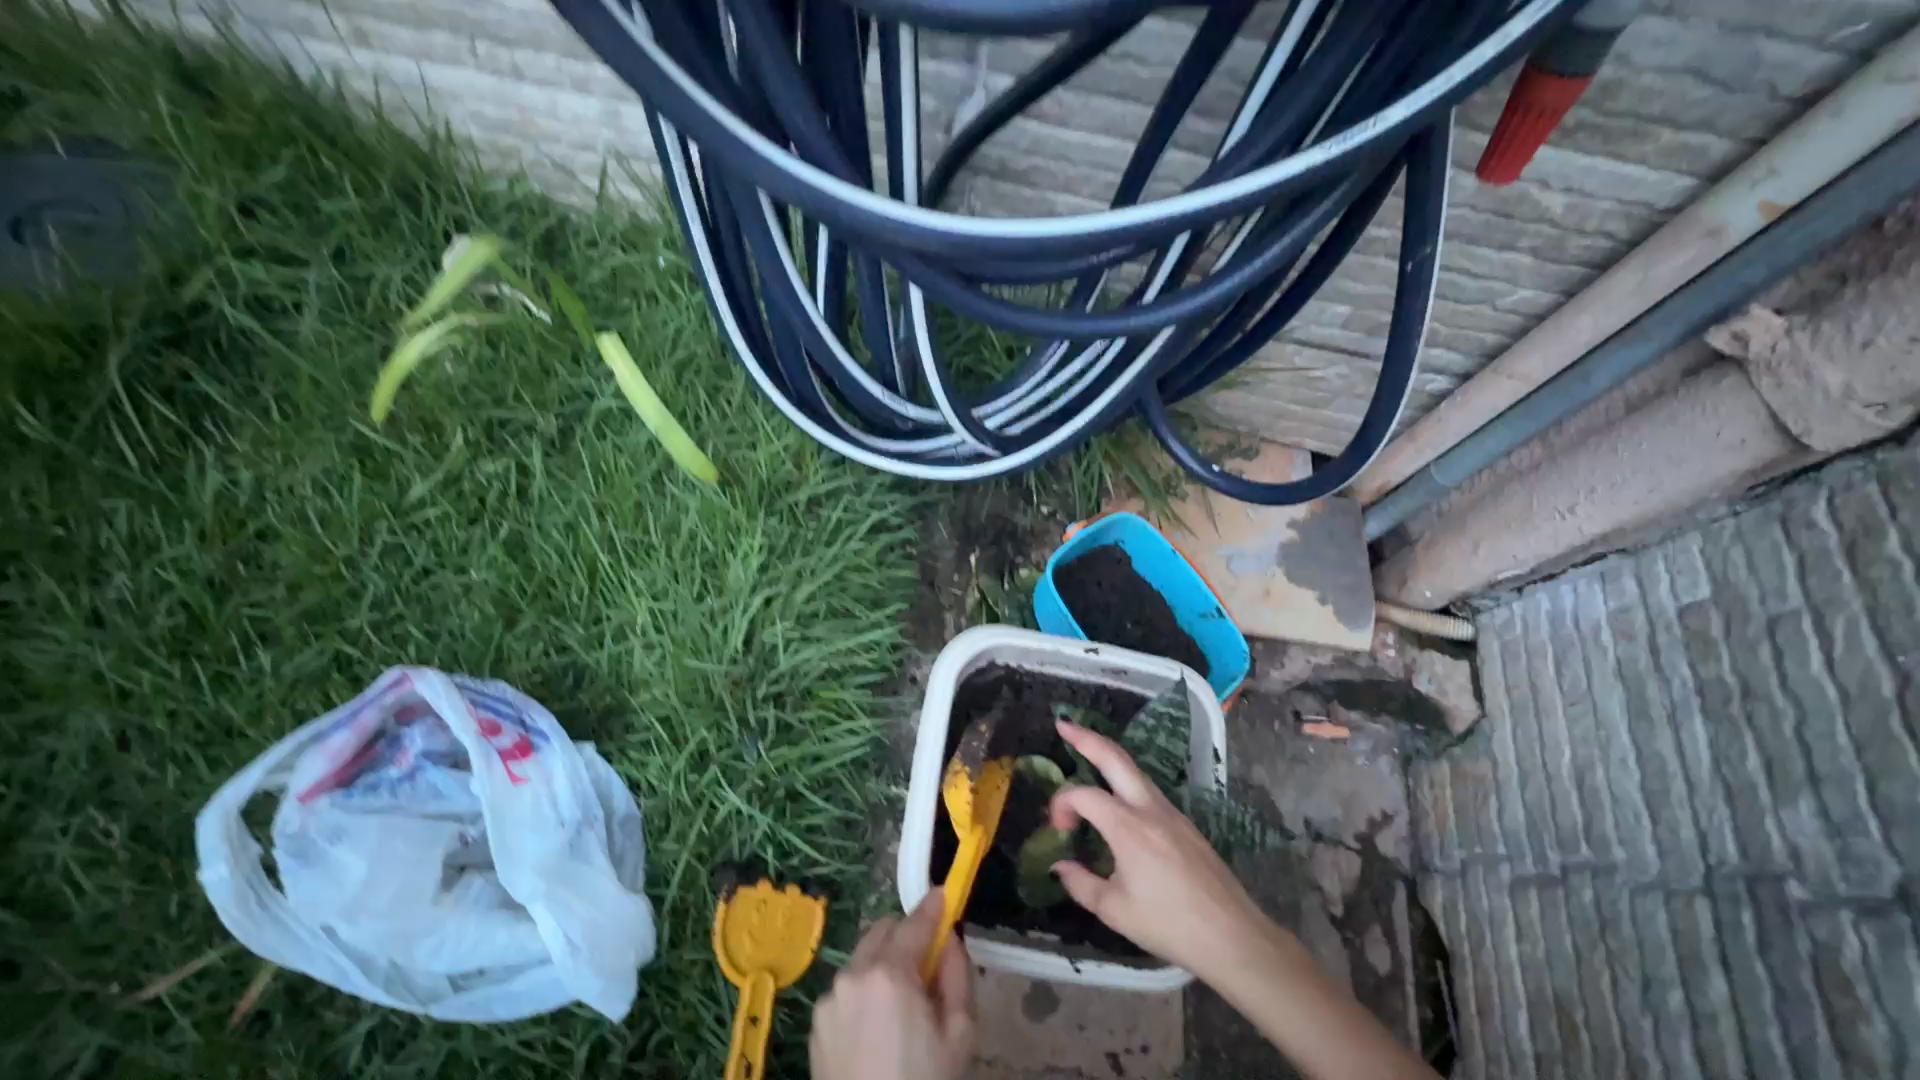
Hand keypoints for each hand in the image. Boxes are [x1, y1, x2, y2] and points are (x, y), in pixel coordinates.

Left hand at [809, 891, 974, 1079]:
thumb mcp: (959, 1034)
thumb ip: (957, 975)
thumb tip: (949, 939)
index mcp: (890, 973)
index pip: (915, 923)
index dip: (934, 906)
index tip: (946, 893)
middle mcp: (853, 974)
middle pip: (883, 931)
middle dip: (907, 937)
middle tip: (927, 967)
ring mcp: (829, 998)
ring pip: (863, 959)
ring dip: (884, 965)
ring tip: (901, 1007)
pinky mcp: (816, 1022)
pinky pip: (847, 989)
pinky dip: (864, 993)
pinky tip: (876, 1029)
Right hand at [1048, 719, 1264, 979]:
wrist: (1231, 935)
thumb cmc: (1169, 925)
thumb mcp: (1114, 911)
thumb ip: (1080, 884)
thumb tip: (1060, 866)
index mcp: (1129, 828)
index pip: (1084, 795)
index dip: (1062, 804)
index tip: (1058, 832)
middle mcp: (1150, 810)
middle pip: (1116, 759)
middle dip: (1087, 738)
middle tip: (1063, 725)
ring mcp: (1173, 814)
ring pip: (1136, 772)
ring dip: (1109, 757)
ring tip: (1086, 750)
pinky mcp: (1186, 825)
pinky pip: (1150, 792)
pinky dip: (1126, 782)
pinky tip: (1119, 799)